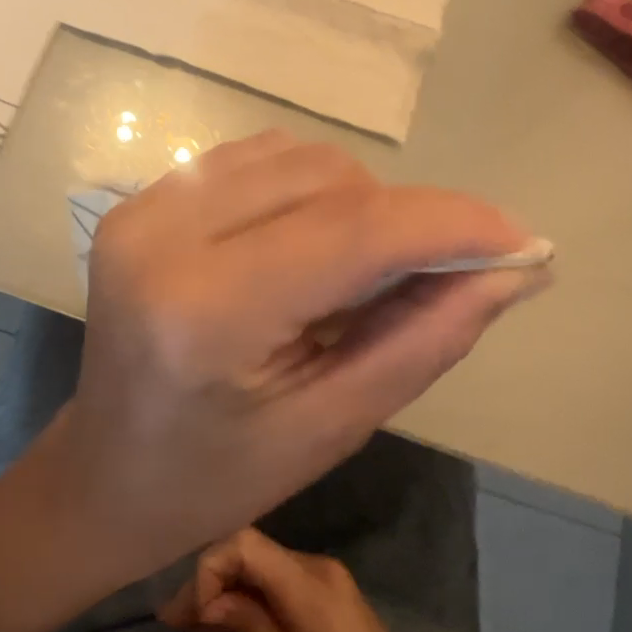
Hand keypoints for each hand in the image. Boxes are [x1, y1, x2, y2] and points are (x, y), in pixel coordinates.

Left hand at [43, 130, 547, 574]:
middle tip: (421, 285)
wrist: (107, 473)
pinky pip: (251, 162)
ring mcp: (140, 208)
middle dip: (399, 220)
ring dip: (351, 202)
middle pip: (326, 177)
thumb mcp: (333, 425)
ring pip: (293, 156)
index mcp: (205, 311)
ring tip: (348, 280)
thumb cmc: (219, 476)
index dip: (448, 225)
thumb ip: (425, 337)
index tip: (523, 241)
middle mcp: (162, 235)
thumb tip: (515, 266)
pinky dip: (301, 193)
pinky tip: (299, 251)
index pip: (350, 232)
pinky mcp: (137, 201)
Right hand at [160, 528, 457, 631]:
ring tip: (195, 622)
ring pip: (261, 559)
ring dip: (226, 584)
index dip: (208, 568)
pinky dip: (249, 589)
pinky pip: (277, 574)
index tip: (189, 613)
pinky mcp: (330, 587)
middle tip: (177, 621)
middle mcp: (318, 565)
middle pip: (249, 547)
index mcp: (310, 585)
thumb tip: (209, 602)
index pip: (244, 542)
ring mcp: (327, 574)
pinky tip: (231, 617)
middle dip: (209, 578)